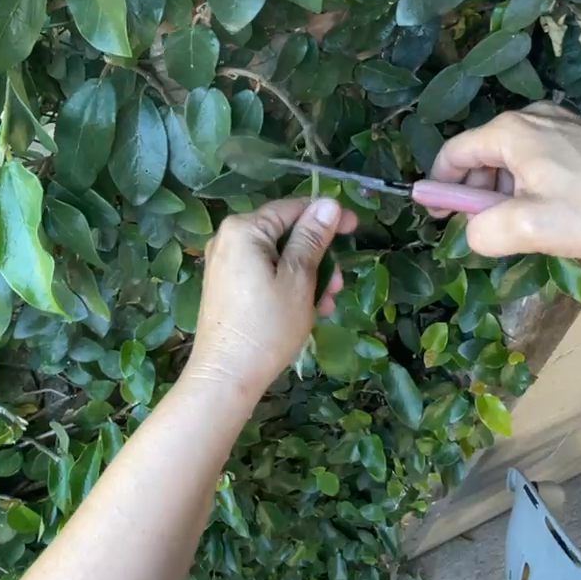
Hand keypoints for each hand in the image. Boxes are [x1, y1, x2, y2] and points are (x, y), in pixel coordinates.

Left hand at [187, 197, 358, 398]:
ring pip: (277, 258)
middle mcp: (228, 239)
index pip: (292, 208)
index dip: (326, 216)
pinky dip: (287, 286)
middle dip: (318, 256)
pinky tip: (306, 311)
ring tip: (326, 305)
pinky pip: (264, 274)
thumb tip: (329, 203)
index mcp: (244, 229)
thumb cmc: (267, 325)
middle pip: (285, 234)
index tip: (356, 227)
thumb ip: (312, 238)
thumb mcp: (298, 279)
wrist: (226, 376)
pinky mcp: (226, 287)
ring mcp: (224, 264)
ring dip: (307, 276)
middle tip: (340, 284)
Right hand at [424, 103, 580, 261]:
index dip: (439, 185)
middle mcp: (534, 117)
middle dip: (474, 191)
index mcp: (511, 131)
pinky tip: (549, 211)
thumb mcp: (529, 229)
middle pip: (482, 153)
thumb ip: (481, 231)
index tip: (437, 216)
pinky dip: (530, 182)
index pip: (453, 152)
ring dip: (503, 190)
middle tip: (483, 227)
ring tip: (520, 225)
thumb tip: (470, 231)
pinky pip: (540, 156)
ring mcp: (564, 123)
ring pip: (511, 157)